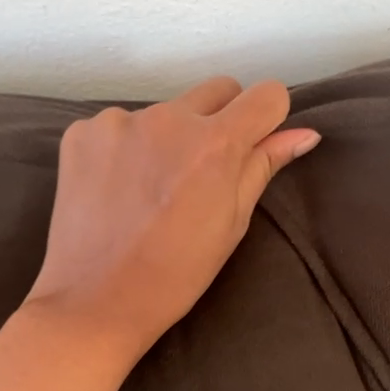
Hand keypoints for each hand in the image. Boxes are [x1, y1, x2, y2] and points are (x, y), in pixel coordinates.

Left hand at [20, 77, 319, 347]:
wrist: (95, 300)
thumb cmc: (178, 271)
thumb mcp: (234, 221)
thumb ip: (264, 166)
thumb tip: (305, 134)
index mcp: (216, 144)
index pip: (267, 94)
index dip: (269, 118)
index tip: (257, 144)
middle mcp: (170, 119)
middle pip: (219, 90)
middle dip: (224, 118)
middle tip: (207, 169)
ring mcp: (120, 121)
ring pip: (168, 109)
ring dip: (172, 135)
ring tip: (155, 187)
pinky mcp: (83, 132)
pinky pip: (123, 124)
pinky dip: (129, 147)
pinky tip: (121, 187)